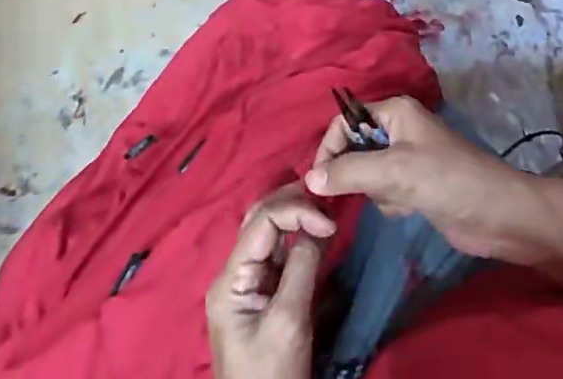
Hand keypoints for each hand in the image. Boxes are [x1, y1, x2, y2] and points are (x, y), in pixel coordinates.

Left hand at [207, 185, 335, 378]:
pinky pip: (280, 250)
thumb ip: (302, 266)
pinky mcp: (265, 292)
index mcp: (231, 279)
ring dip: (298, 213)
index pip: (262, 220)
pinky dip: (300, 234)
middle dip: (295, 202)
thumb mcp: (288, 321)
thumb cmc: (271, 375)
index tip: (330, 224)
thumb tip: (320, 224)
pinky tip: (319, 230)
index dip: (297, 210)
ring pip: (270, 230)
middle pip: (261, 218)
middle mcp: (235, 273)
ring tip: (327, 208)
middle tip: (329, 201)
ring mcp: (249, 282)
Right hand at [304, 96, 561, 264]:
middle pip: (355, 148)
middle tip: (370, 190)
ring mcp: (408, 157)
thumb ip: (348, 172)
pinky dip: (391, 203)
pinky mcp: (415, 183)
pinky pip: (384, 191)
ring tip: (400, 198)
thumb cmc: (446, 179)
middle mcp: (400, 128)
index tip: (318, 181)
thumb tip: (309, 179)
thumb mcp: (393, 171)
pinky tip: (410, 209)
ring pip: (367, 174)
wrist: (494, 213)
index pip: (347, 120)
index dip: (330, 147)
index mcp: (396, 110)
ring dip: (377, 192)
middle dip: (356, 174)